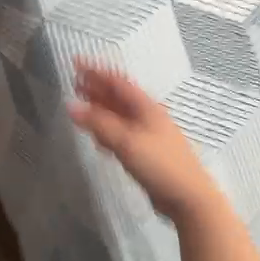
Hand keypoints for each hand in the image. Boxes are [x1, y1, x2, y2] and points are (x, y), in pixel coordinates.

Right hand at [69, 59, 223, 220]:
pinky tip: (97, 137)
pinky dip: (106, 130)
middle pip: (117, 97)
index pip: (117, 82)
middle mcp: (146, 117)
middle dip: (96, 88)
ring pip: (118, 116)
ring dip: (99, 109)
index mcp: (146, 108)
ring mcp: (146, 135)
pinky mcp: (144, 153)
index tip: (77, 62)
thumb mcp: (126, 141)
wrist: (188, 198)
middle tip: (74, 82)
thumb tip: (70, 106)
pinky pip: (120, 135)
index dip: (97, 71)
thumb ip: (98, 123)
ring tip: (80, 104)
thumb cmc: (160, 165)